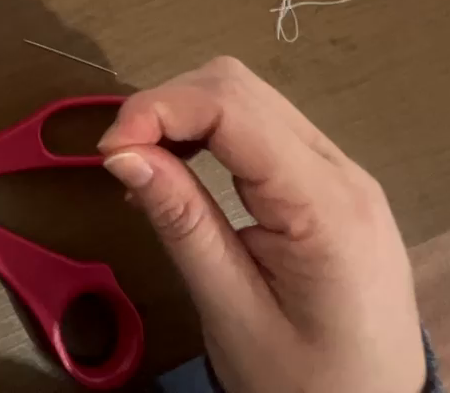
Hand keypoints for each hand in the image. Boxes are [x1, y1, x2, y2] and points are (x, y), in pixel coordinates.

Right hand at [99, 57, 424, 392]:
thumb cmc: (307, 384)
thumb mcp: (233, 314)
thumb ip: (181, 222)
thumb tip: (119, 150)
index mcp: (328, 207)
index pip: (233, 108)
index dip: (159, 108)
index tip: (108, 149)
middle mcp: (341, 170)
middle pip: (236, 87)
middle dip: (165, 105)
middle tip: (121, 157)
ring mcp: (338, 169)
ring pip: (242, 93)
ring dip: (181, 112)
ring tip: (144, 161)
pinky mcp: (324, 177)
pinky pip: (253, 121)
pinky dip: (202, 126)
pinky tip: (179, 161)